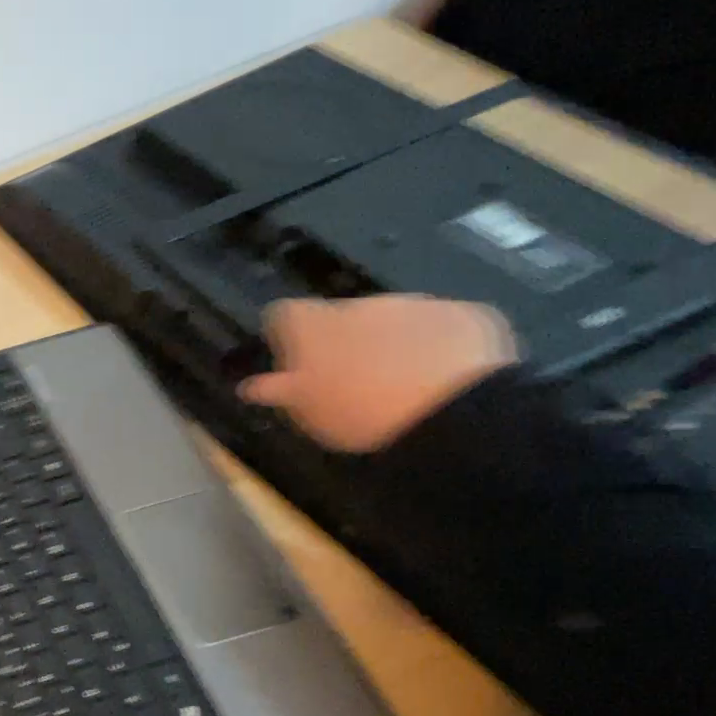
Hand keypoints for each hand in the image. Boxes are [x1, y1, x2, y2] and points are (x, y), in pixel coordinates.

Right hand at [239, 295, 518, 451]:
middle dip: (344, 338)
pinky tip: (441, 374)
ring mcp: (415, 304)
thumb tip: (251, 385)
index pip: (283, 313)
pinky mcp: (463, 312)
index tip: (292, 357)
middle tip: (351, 377)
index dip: (286, 332)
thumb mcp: (307, 410)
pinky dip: (436, 342)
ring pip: (393, 318)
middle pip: (342, 315)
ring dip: (390, 339)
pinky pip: (440, 324)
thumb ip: (278, 390)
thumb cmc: (358, 412)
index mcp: (313, 326)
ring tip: (400, 379)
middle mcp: (360, 304)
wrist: (450, 411)